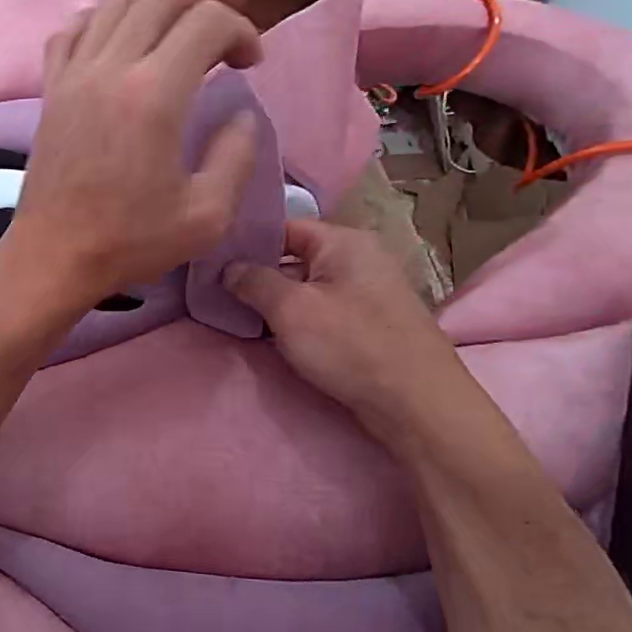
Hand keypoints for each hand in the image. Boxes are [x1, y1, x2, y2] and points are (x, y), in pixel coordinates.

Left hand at [8, 0, 263, 303]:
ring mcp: (75, 72)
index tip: (254, 63)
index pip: (207, 24)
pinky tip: (125, 26)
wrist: (54, 256)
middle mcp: (111, 68)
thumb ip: (237, 155)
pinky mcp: (53, 86)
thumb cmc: (132, 241)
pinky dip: (109, 12)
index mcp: (153, 96)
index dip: (242, 31)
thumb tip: (241, 112)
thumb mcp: (208, 215)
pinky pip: (78, 25)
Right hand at [225, 219, 474, 433]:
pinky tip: (276, 339)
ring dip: (279, 305)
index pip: (286, 227)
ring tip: (239, 319)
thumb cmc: (351, 345)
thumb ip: (255, 282)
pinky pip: (327, 313)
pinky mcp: (372, 325)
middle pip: (297, 259)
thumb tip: (230, 268)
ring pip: (310, 289)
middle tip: (220, 295)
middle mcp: (360, 259)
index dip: (249, 242)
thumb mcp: (292, 310)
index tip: (214, 262)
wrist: (417, 403)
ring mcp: (369, 293)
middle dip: (261, 278)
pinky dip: (302, 322)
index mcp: (345, 241)